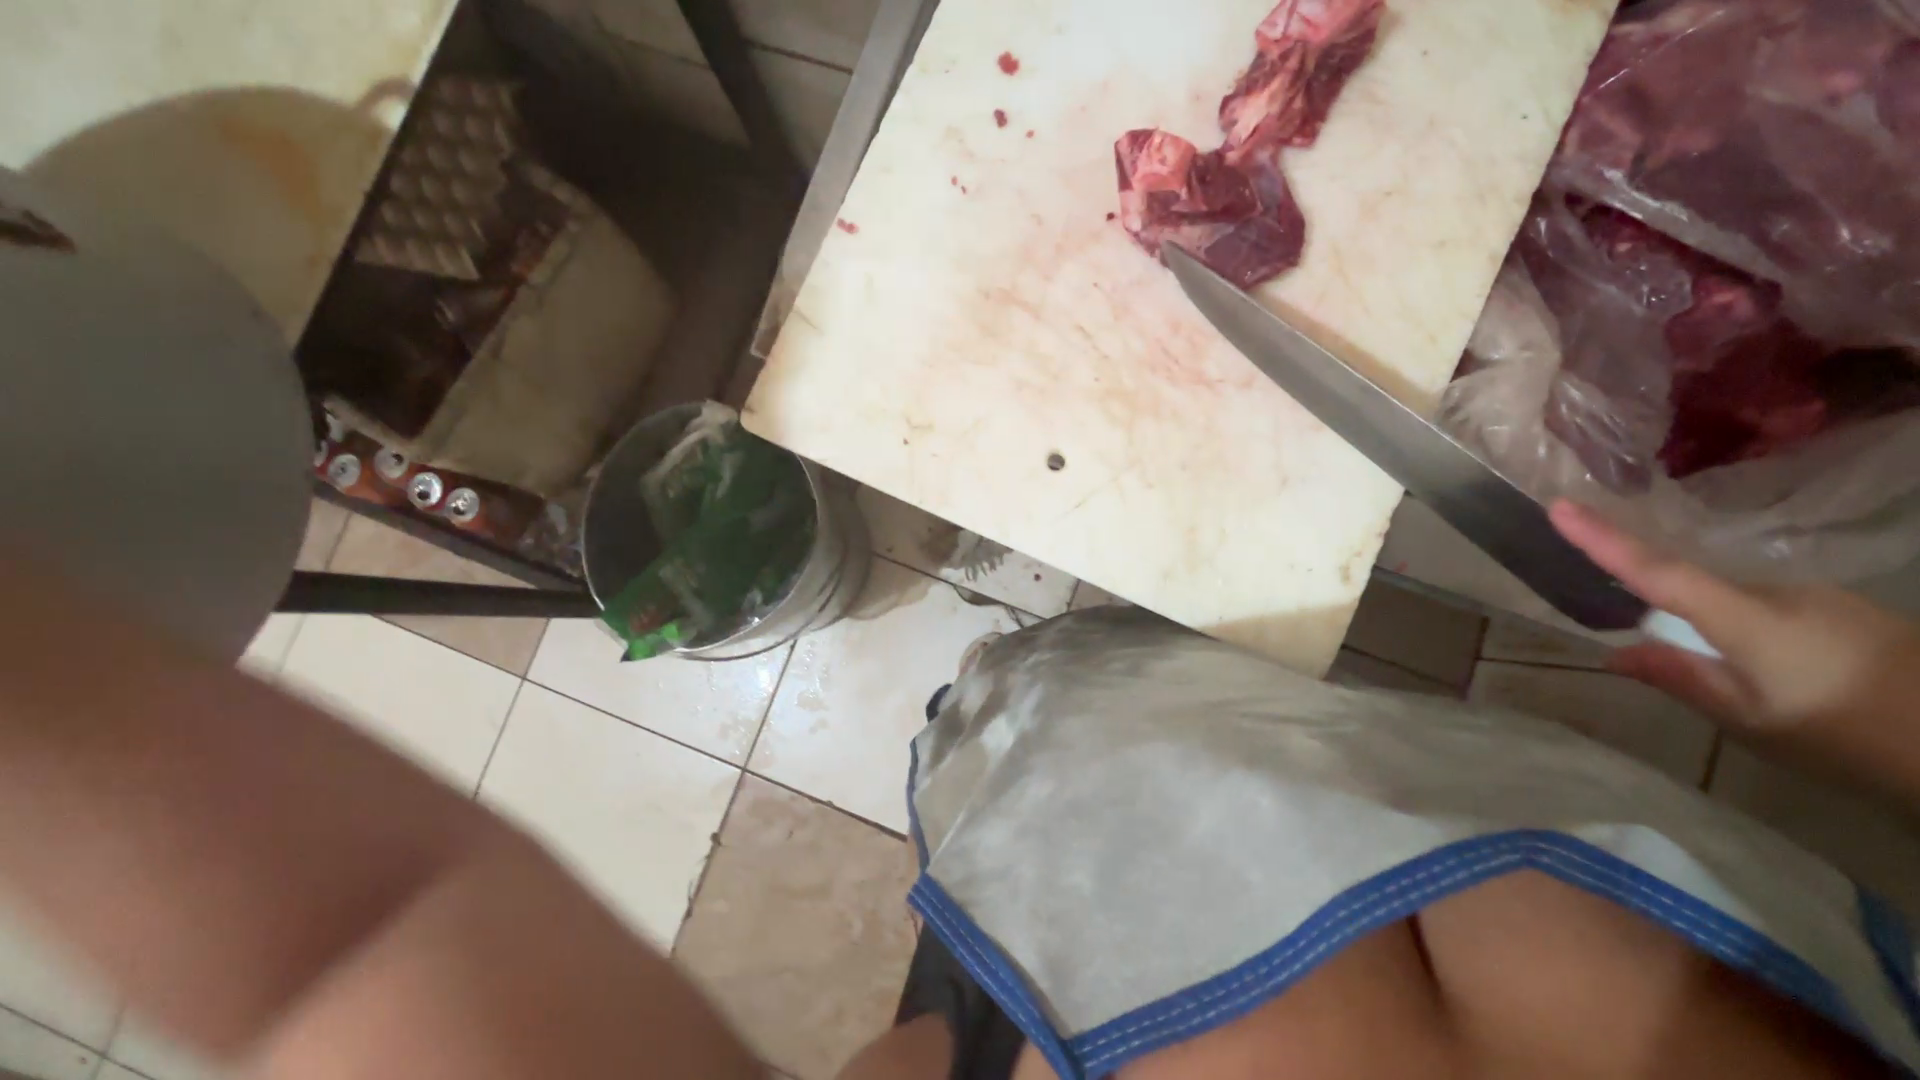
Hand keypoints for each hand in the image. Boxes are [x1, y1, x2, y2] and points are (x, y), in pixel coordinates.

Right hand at [1549, 500, 1919, 738]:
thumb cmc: (1850, 738)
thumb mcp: (1752, 722)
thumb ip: (1682, 678)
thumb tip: (1617, 653)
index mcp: (1748, 618)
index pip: (1657, 572)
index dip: (1603, 540)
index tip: (1559, 508)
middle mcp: (1779, 592)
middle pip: (1695, 587)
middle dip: (1668, 614)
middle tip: (1673, 665)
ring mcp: (1819, 597)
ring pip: (1735, 602)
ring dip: (1717, 632)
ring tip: (1746, 689)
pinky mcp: (1846, 610)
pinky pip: (1770, 611)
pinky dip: (1752, 635)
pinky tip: (1782, 679)